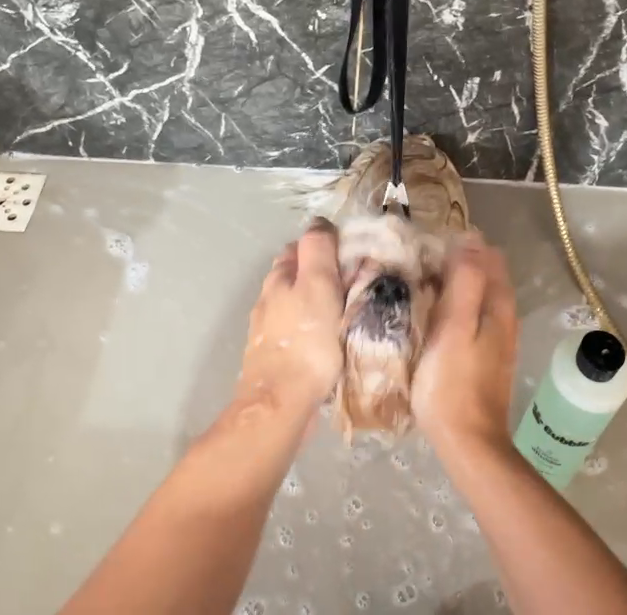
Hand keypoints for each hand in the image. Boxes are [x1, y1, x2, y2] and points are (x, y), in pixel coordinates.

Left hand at [234, 221, 345, 420]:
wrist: (281, 404)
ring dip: (320, 304)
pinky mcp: (278, 358)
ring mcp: (270, 331)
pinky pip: (301, 333)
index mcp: (279, 278)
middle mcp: (270, 300)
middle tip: (357, 283)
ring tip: (350, 312)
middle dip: (322, 274)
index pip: (300, 246)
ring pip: (299, 305)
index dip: (326, 245)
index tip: (354, 254)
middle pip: (298, 275)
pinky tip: (332, 341)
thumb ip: (318, 251)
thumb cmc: (305, 341)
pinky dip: (316, 330)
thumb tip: (319, 222)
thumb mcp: (317, 284)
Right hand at [413, 230, 518, 456]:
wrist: (468, 443)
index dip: (461, 245)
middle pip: (486, 274)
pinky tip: (432, 318)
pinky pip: (472, 318)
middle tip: (419, 264)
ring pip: (478, 297)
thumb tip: (471, 237)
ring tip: (420, 286)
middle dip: (458, 262)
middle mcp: (505, 318)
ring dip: (455, 285)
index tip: (427, 247)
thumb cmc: (453, 382)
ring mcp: (498, 340)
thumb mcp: (454, 326)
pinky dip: (455, 308)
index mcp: (499, 305)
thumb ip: (464, 280)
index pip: (488, 256)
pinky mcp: (486, 359)